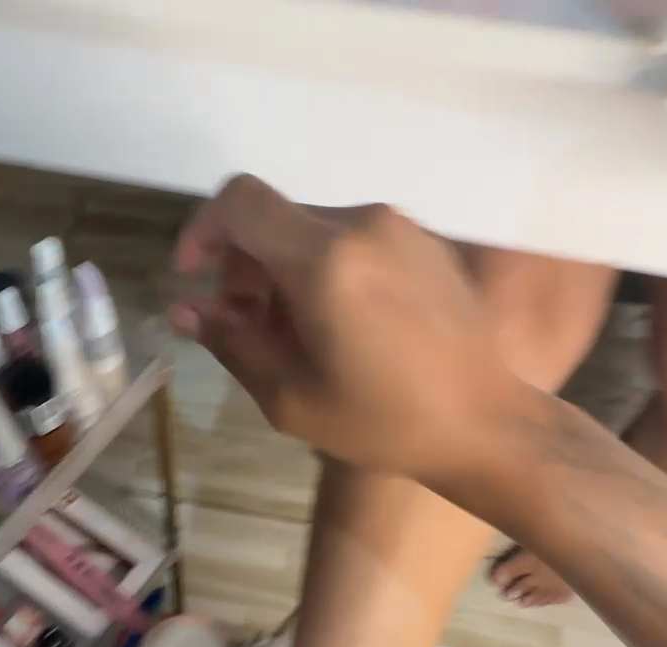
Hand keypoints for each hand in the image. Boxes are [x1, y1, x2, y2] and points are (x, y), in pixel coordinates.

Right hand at [170, 175, 603, 477]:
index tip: (194, 279)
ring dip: (282, 271)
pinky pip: (351, 239)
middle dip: (242, 267)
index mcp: (326, 260)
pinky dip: (323, 269)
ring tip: (294, 335)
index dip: (202, 231)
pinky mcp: (423, 242)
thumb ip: (230, 342)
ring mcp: (400, 228)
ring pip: (310, 228)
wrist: (483, 424)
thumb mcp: (289, 398)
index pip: (239, 201)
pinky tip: (337, 326)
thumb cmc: (382, 423)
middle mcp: (363, 225)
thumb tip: (184, 310)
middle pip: (273, 218)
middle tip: (246, 327)